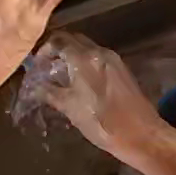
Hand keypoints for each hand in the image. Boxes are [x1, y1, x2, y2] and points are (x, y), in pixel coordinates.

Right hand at [30, 31, 172, 159]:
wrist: (142, 135)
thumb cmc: (101, 121)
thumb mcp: (69, 107)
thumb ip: (48, 91)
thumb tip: (34, 84)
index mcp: (84, 58)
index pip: (58, 40)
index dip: (43, 49)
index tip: (36, 63)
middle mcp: (99, 52)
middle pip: (73, 39)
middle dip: (57, 48)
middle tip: (45, 65)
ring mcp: (113, 60)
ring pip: (86, 47)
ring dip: (71, 55)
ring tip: (60, 73)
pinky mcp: (122, 69)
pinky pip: (97, 57)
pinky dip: (84, 61)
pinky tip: (79, 80)